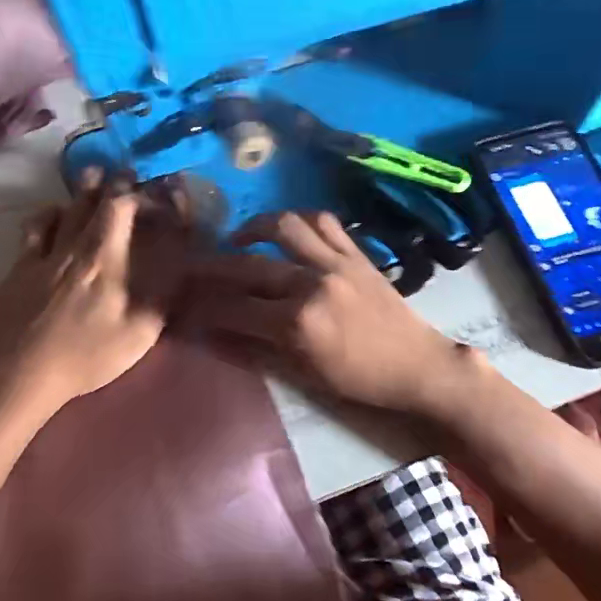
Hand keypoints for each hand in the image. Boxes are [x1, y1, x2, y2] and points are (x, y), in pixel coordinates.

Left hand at [1, 172, 185, 403]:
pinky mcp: (19, 268)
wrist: (13, 368)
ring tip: (93, 175)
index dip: (145, 192)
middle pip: (95, 202)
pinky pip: (35, 229)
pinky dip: (47, 215)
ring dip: (82, 191)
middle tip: (127, 171)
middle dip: (115, 183)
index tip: (162, 186)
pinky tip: (52, 213)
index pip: (127, 208)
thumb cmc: (85, 353)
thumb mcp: (139, 333)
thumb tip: (181, 269)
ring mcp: (45, 255)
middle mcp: (78, 246)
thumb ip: (161, 296)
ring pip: (66, 209)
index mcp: (109, 257)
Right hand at [184, 210, 477, 413]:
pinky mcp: (357, 253)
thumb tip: (214, 333)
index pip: (234, 308)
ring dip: (254, 227)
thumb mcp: (304, 375)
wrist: (416, 364)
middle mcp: (312, 283)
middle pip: (249, 266)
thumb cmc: (360, 380)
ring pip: (285, 226)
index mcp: (297, 323)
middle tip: (192, 267)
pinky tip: (287, 230)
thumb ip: (257, 349)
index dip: (203, 306)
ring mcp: (336, 263)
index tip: (183, 303)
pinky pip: (325, 222)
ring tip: (238, 238)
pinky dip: (300, 220)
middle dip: (212, 266)